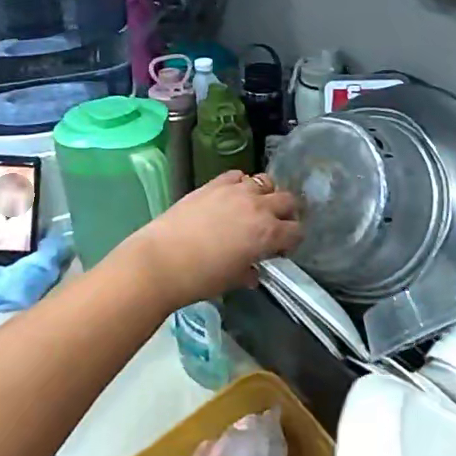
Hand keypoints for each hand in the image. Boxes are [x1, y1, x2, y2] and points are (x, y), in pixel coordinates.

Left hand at [125, 171, 301, 307]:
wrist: (158, 263)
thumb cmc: (199, 279)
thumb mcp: (231, 280)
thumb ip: (248, 272)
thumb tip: (253, 272)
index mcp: (268, 233)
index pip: (296, 231)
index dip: (291, 240)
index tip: (280, 249)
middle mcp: (259, 207)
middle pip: (288, 201)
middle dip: (286, 213)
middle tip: (274, 225)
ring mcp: (237, 192)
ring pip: (266, 182)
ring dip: (266, 194)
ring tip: (254, 206)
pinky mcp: (215, 184)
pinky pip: (238, 175)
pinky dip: (241, 184)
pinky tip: (232, 196)